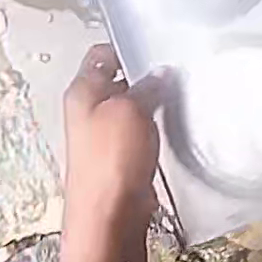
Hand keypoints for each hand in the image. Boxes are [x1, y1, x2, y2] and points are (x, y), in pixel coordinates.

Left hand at [62, 45, 168, 233]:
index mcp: (82, 92)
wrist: (110, 212)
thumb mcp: (131, 111)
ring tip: (179, 100)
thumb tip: (161, 73)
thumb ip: (146, 87)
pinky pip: (141, 131)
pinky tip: (172, 129)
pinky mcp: (122, 155)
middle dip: (146, 77)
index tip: (157, 50)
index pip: (102, 55)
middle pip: (119, 81)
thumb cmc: (112, 158)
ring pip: (133, 107)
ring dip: (153, 104)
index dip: (127, 48)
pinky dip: (156, 127)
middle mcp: (89, 110)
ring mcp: (105, 134)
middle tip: (176, 76)